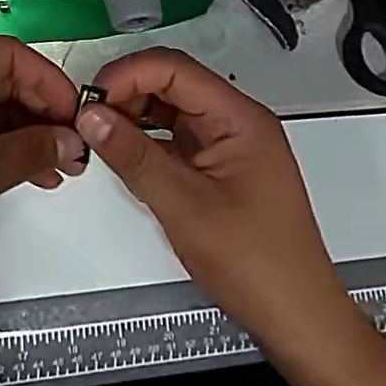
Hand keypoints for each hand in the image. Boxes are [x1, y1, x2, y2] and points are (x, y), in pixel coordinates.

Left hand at [0, 36, 86, 327]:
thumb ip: (32, 149)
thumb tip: (67, 140)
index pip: (11, 56)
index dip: (50, 82)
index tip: (75, 113)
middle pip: (4, 80)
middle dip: (42, 111)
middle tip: (73, 142)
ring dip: (28, 133)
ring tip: (61, 163)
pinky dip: (6, 148)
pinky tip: (33, 172)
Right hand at [76, 47, 355, 346]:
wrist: (296, 316)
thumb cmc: (256, 263)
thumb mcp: (183, 206)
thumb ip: (133, 156)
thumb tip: (93, 118)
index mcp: (239, 118)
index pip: (174, 69)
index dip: (129, 75)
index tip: (94, 97)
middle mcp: (234, 121)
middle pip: (171, 83)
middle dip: (126, 92)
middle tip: (89, 116)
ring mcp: (225, 143)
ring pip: (169, 108)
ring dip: (132, 115)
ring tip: (99, 133)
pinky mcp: (216, 164)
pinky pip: (172, 135)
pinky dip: (144, 139)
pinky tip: (122, 152)